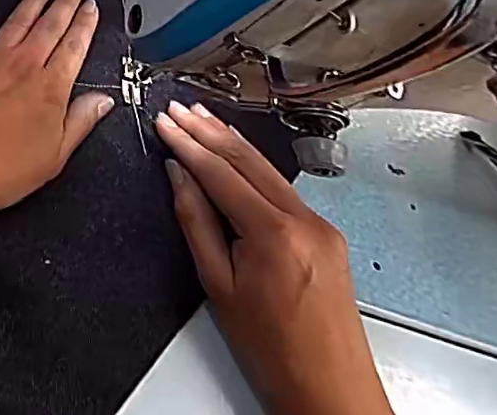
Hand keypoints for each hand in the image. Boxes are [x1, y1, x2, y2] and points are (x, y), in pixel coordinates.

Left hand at [0, 0, 113, 213]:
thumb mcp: (53, 157)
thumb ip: (80, 122)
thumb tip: (103, 101)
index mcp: (51, 87)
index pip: (75, 46)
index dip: (85, 24)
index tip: (91, 8)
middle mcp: (26, 63)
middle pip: (52, 24)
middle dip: (66, 2)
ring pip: (21, 16)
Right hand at [157, 102, 391, 414]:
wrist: (331, 392)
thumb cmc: (275, 353)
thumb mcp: (219, 287)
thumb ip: (195, 222)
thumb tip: (179, 175)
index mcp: (274, 234)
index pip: (220, 172)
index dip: (187, 144)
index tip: (166, 124)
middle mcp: (304, 219)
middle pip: (246, 159)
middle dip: (206, 130)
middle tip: (178, 110)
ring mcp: (319, 222)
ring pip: (266, 166)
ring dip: (230, 140)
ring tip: (201, 117)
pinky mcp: (326, 230)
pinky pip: (283, 185)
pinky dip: (254, 164)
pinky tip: (237, 150)